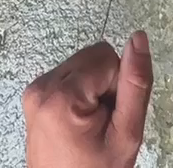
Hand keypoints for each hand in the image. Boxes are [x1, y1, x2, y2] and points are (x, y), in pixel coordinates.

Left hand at [23, 32, 153, 167]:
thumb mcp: (126, 134)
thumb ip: (135, 84)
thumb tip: (139, 37)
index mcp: (61, 97)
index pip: (108, 58)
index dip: (117, 85)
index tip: (110, 115)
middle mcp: (41, 87)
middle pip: (93, 56)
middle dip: (105, 84)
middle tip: (102, 121)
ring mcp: (34, 91)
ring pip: (83, 63)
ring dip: (94, 88)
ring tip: (90, 123)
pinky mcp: (34, 94)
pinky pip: (70, 73)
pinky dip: (80, 91)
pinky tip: (78, 120)